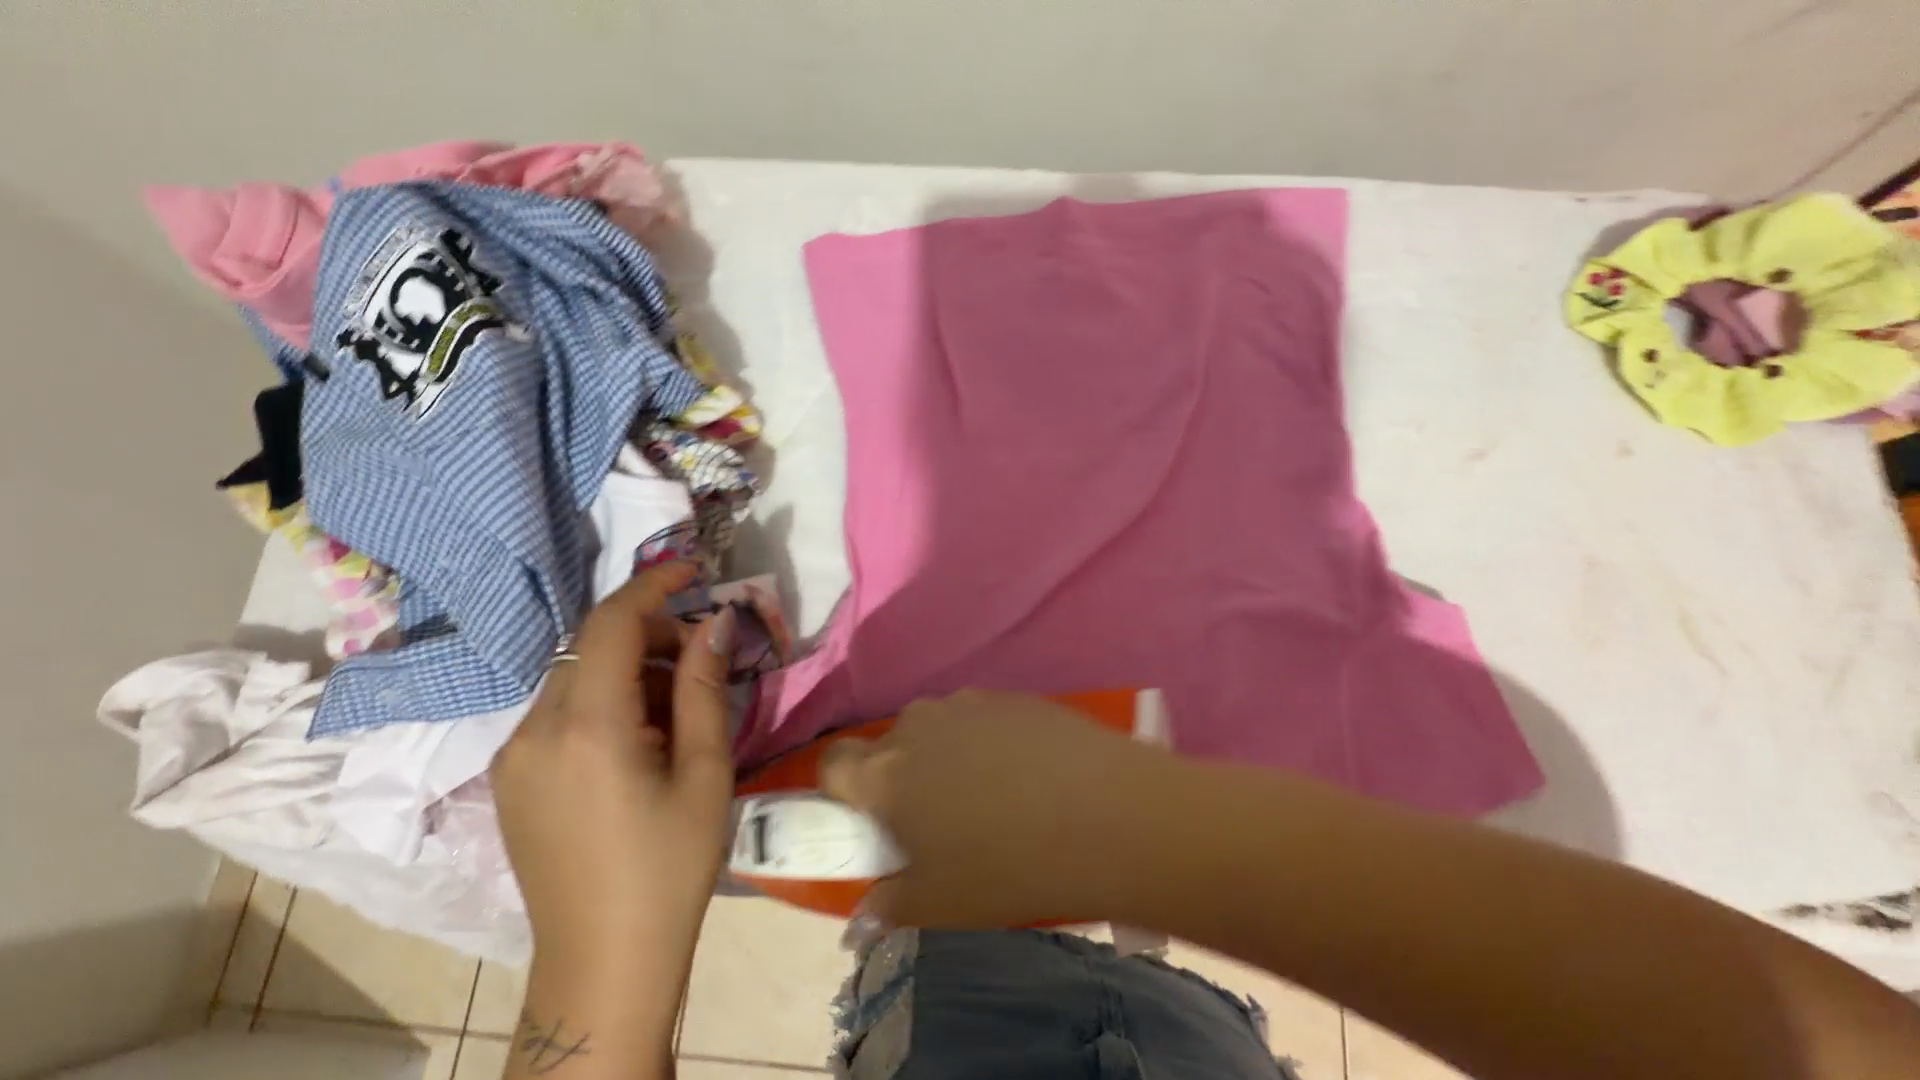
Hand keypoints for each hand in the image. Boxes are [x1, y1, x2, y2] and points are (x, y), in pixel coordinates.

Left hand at [491, 562, 736, 973]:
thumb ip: (704, 689)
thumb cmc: (669, 868)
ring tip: (673, 709)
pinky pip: (555, 715)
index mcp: (586, 728)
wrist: (603, 960)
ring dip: (623, 671)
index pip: (609, 624)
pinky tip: (635, 741)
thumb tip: (714, 622)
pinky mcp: (509, 780)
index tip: (693, 570)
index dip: (652, 586)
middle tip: (700, 660)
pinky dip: (599, 703)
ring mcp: (512, 757)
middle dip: (646, 635)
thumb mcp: (705, 776)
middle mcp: (533, 730)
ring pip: (571, 679)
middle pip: (589, 648)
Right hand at [819, 689, 1169, 928]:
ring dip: (945, 757)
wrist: (1113, 816)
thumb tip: (867, 911)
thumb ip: (890, 905)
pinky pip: (980, 720)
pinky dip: (988, 744)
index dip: (842, 791)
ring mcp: (970, 705)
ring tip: (990, 798)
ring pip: (936, 730)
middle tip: (936, 821)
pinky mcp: (1015, 697)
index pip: (832, 765)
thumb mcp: (942, 904)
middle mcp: (918, 726)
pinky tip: (1029, 777)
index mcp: (885, 774)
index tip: (869, 820)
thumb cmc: (1012, 868)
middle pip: (888, 746)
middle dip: (899, 777)